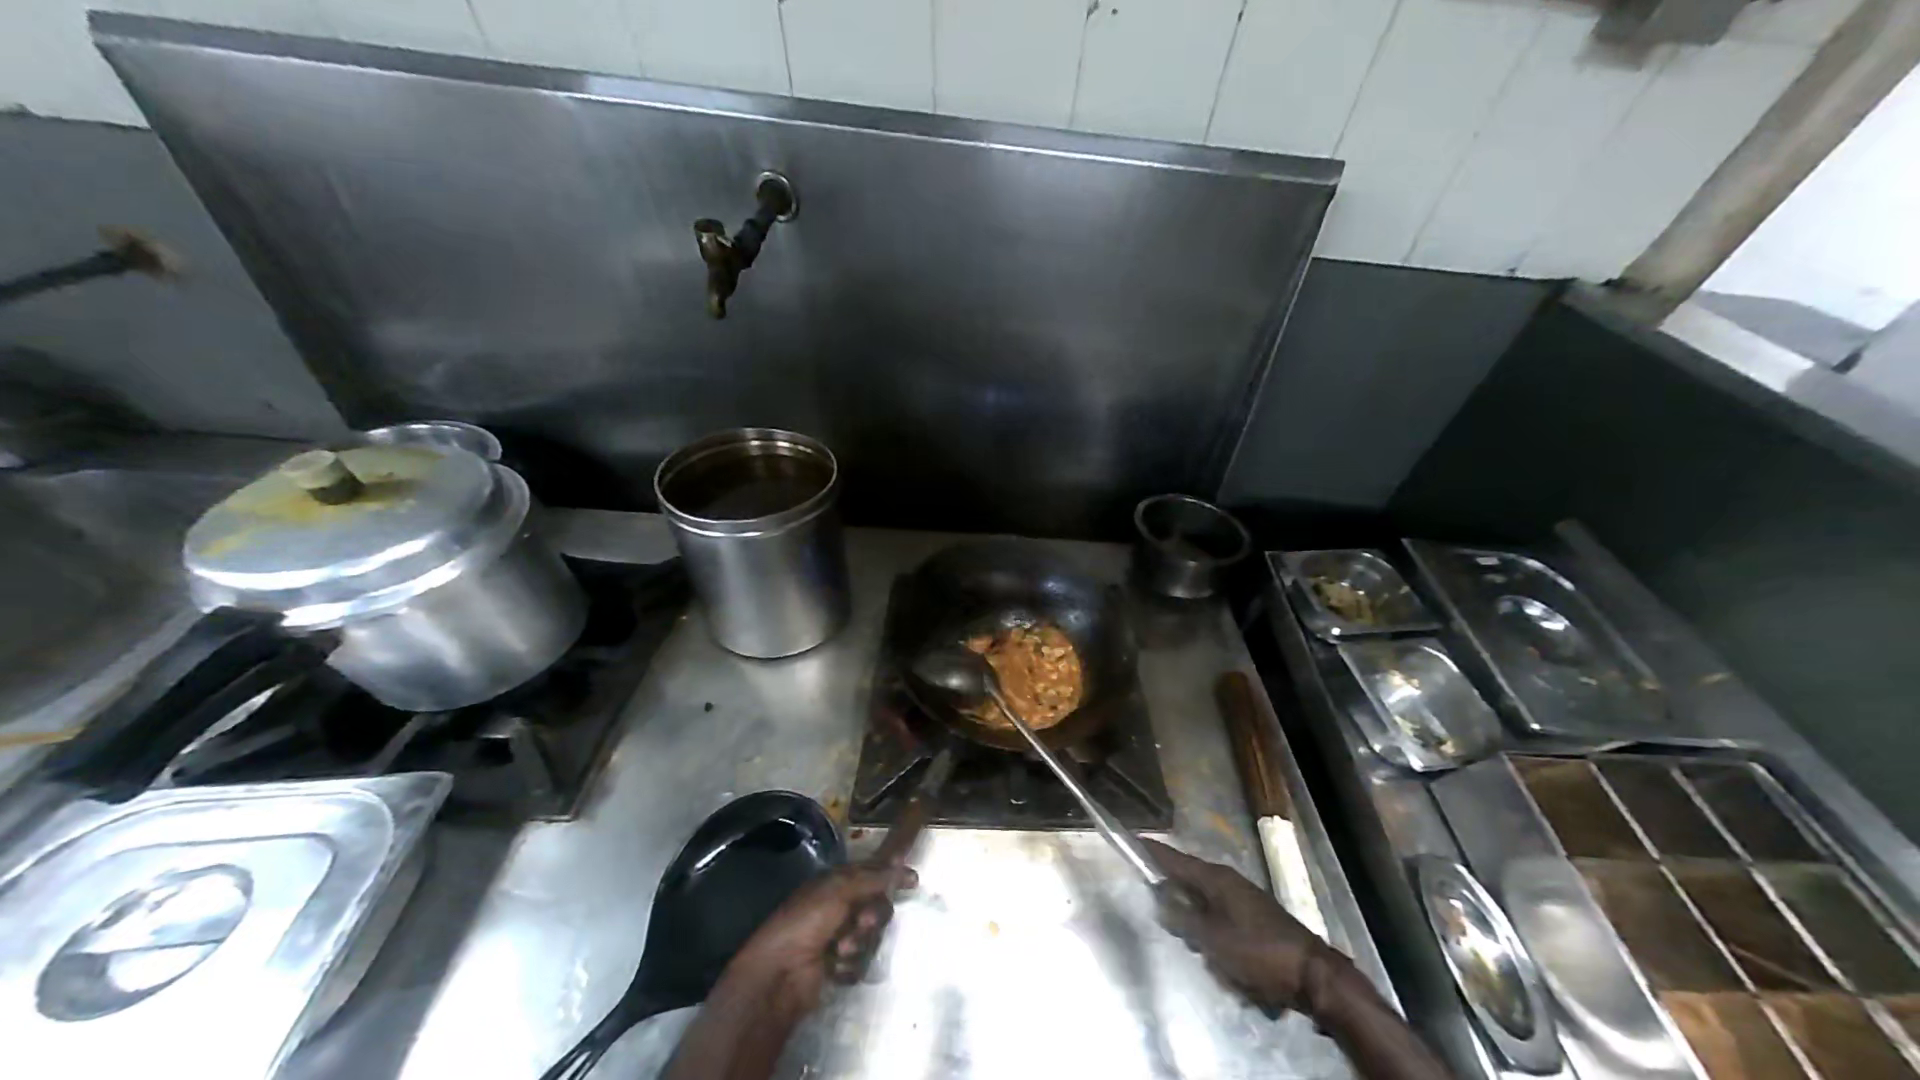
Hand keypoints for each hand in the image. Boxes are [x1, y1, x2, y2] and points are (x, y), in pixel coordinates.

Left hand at [717, 861, 917, 1016]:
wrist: (780, 972)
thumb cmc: (805, 921)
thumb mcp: (838, 890)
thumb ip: (872, 878)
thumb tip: (900, 865)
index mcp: (836, 883)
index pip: (872, 873)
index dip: (892, 875)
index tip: (913, 880)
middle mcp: (840, 907)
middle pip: (877, 907)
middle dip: (873, 917)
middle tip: (862, 923)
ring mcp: (840, 937)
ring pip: (872, 937)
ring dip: (859, 943)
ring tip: (840, 949)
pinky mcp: (840, 965)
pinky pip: (863, 961)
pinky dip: (851, 964)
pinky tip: (835, 966)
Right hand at [1145, 838, 1342, 1014]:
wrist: (1313, 976)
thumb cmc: (1258, 951)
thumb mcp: (1212, 938)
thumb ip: (1181, 917)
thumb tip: (1160, 898)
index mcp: (1215, 878)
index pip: (1175, 858)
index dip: (1152, 850)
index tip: (1130, 839)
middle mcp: (1227, 881)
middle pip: (1186, 880)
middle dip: (1171, 895)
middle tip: (1157, 911)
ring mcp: (1242, 899)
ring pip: (1202, 903)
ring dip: (1193, 922)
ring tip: (1194, 945)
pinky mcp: (1252, 918)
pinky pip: (1219, 919)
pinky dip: (1211, 933)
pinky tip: (1216, 957)